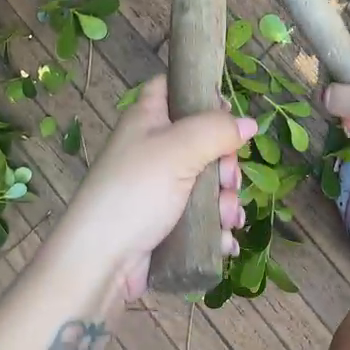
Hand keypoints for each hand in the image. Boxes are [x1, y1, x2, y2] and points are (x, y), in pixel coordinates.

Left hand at [45, 75, 255, 301]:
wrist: (100, 262)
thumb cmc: (136, 190)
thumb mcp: (180, 148)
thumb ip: (218, 129)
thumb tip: (249, 124)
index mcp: (148, 118)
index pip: (171, 86)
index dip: (198, 90)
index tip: (225, 109)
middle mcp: (154, 148)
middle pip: (203, 138)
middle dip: (226, 161)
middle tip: (229, 178)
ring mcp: (160, 187)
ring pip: (208, 180)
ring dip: (226, 199)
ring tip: (229, 218)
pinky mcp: (166, 222)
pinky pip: (202, 215)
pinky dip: (217, 225)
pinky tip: (225, 238)